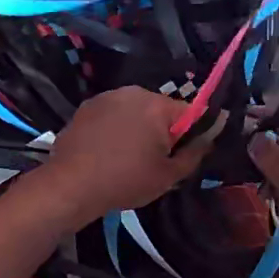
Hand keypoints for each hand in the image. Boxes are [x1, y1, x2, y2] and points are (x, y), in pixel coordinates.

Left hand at [31, 88, 218, 222]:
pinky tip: (107, 152)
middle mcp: (132, 92)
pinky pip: (111, 116)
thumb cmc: (125, 181)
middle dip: (162, 130)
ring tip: (128, 158)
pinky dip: (114, 130)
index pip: (191, 113)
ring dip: (137, 128)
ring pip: (134, 111)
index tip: (187, 154)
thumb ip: (193, 154)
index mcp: (156, 105)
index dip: (194, 134)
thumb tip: (208, 139)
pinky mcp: (85, 108)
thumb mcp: (168, 176)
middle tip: (155, 161)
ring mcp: (105, 97)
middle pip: (160, 110)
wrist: (70, 185)